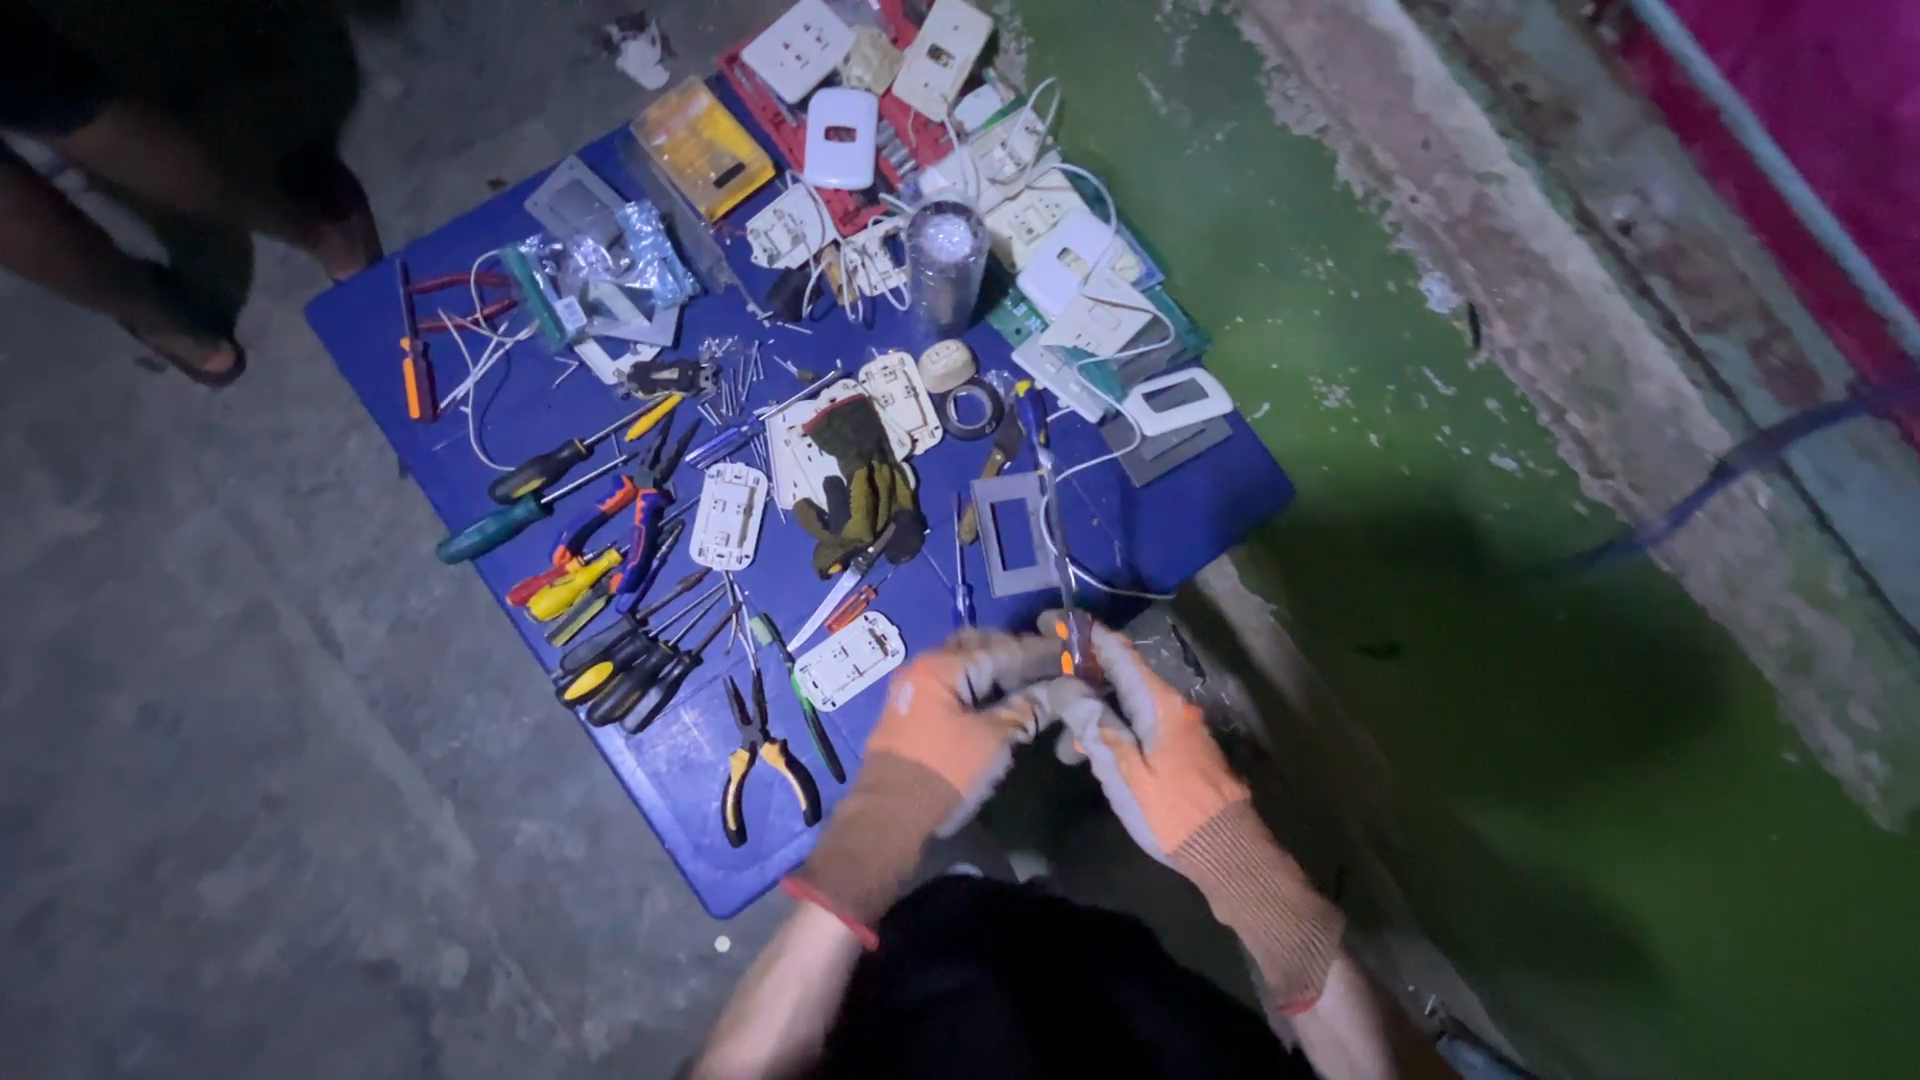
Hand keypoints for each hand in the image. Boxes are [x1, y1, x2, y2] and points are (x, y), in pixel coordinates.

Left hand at [785, 630, 1059, 944]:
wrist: (887, 814)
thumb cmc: (942, 772)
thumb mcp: (991, 741)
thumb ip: (1023, 709)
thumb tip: (1053, 692)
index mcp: (941, 666)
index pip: (998, 650)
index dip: (1035, 652)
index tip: (1063, 652)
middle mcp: (922, 665)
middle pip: (974, 646)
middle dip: (1010, 652)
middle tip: (1043, 663)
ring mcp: (913, 686)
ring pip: (960, 663)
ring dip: (991, 667)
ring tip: (1025, 679)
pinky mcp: (910, 708)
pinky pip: (949, 682)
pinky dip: (974, 683)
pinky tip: (996, 697)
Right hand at [1033, 614, 1346, 1013]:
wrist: (1226, 853)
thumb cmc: (1172, 812)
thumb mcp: (1125, 772)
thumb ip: (1096, 726)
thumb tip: (1070, 690)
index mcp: (1159, 703)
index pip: (1119, 653)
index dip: (1086, 634)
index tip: (1055, 621)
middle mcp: (1174, 705)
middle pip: (1123, 674)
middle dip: (1085, 673)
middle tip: (1049, 679)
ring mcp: (1181, 726)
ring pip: (1130, 701)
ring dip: (1097, 708)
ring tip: (1066, 738)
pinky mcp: (1183, 746)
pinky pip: (1142, 721)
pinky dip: (1115, 725)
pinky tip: (1094, 750)